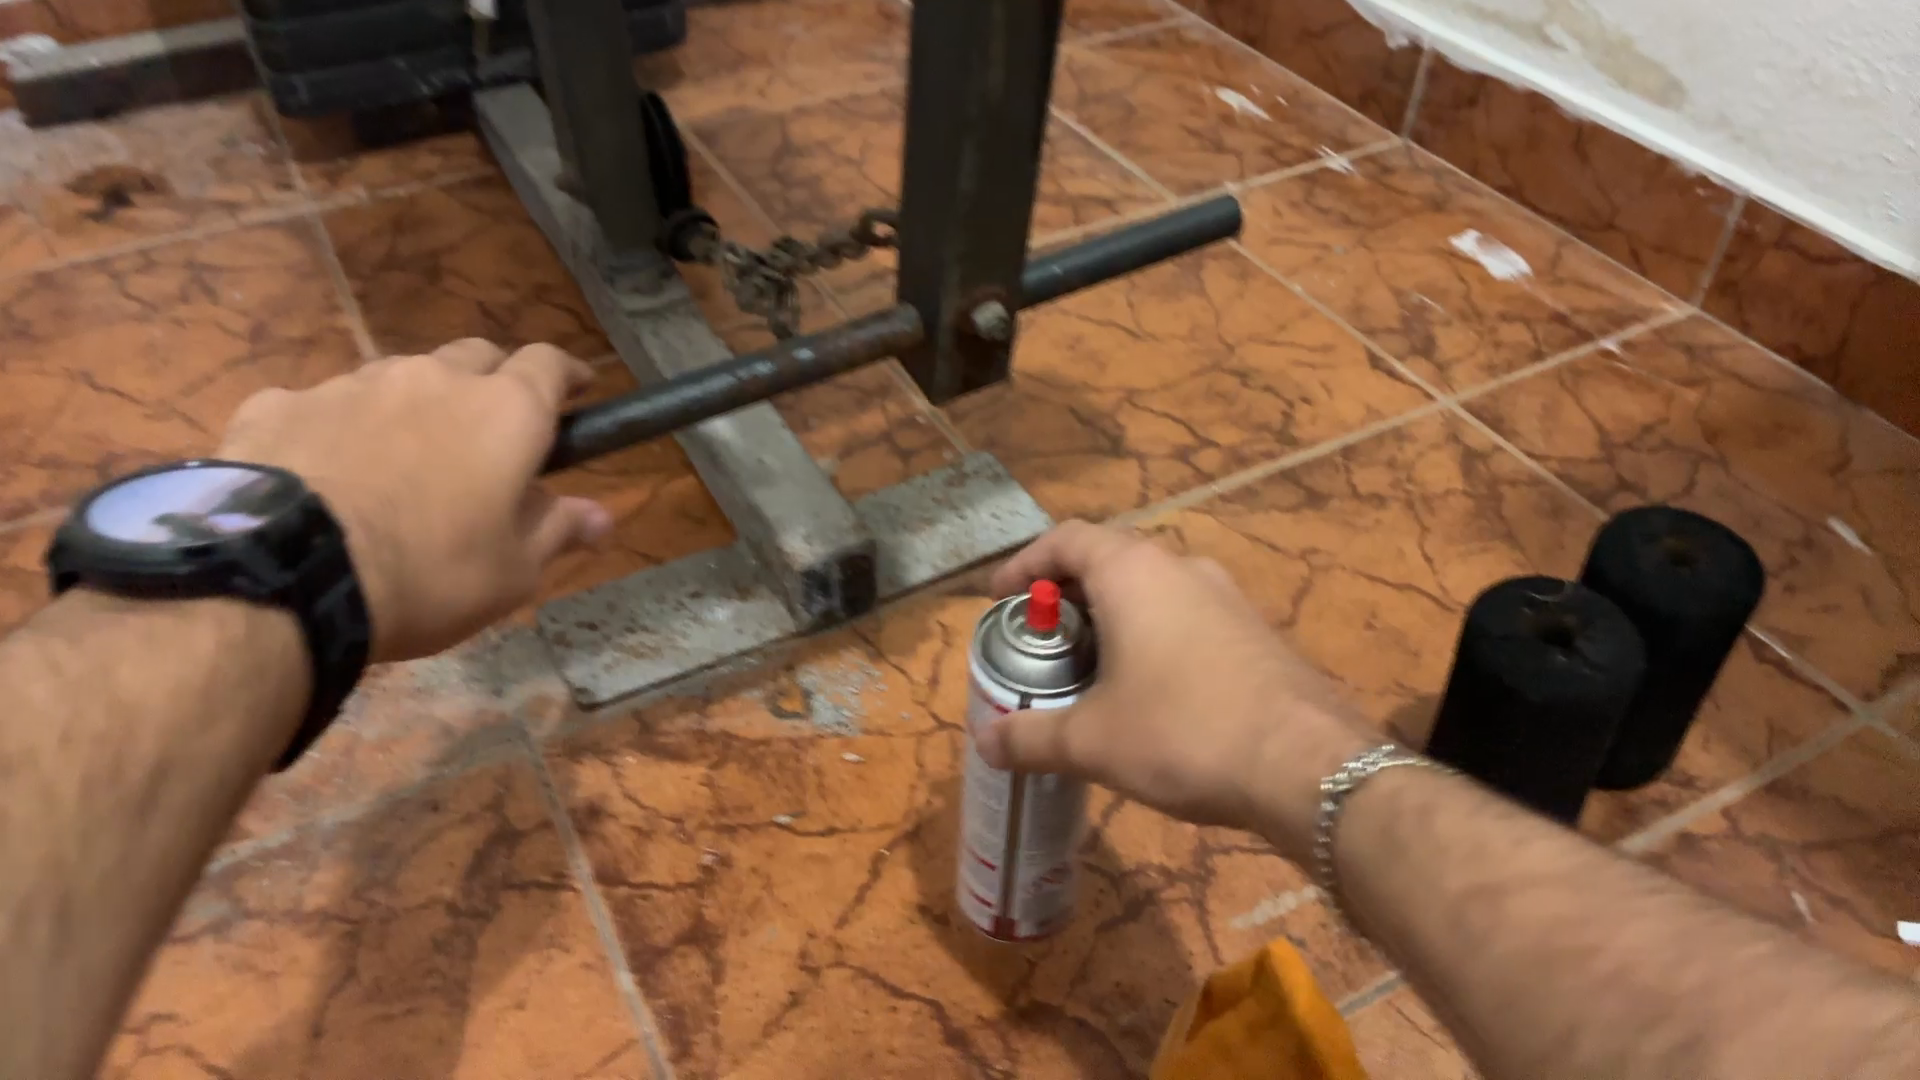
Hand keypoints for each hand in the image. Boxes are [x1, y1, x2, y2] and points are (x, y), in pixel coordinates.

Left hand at [218, 339, 612, 662]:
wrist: (282, 578)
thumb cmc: (431, 573)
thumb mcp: (515, 569)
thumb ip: (559, 529)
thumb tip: (601, 517)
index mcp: (505, 412)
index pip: (548, 363)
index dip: (567, 372)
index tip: (579, 387)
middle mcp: (434, 380)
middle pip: (477, 356)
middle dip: (494, 381)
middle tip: (495, 429)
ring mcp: (351, 385)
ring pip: (401, 376)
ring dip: (419, 403)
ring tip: (409, 455)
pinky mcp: (279, 404)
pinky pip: (327, 404)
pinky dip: (344, 426)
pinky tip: (332, 470)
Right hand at [981, 522, 1373, 856]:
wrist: (1311, 767)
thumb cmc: (1183, 732)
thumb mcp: (1092, 741)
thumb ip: (1031, 737)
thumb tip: (984, 743)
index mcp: (1133, 572)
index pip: (1066, 540)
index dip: (1026, 564)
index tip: (1001, 598)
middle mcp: (1181, 567)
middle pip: (1109, 559)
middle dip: (1067, 593)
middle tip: (1042, 638)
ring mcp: (1227, 596)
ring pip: (1152, 589)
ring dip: (1113, 616)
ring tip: (1090, 666)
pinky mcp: (1256, 631)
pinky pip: (1187, 616)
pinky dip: (1153, 635)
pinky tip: (1151, 689)